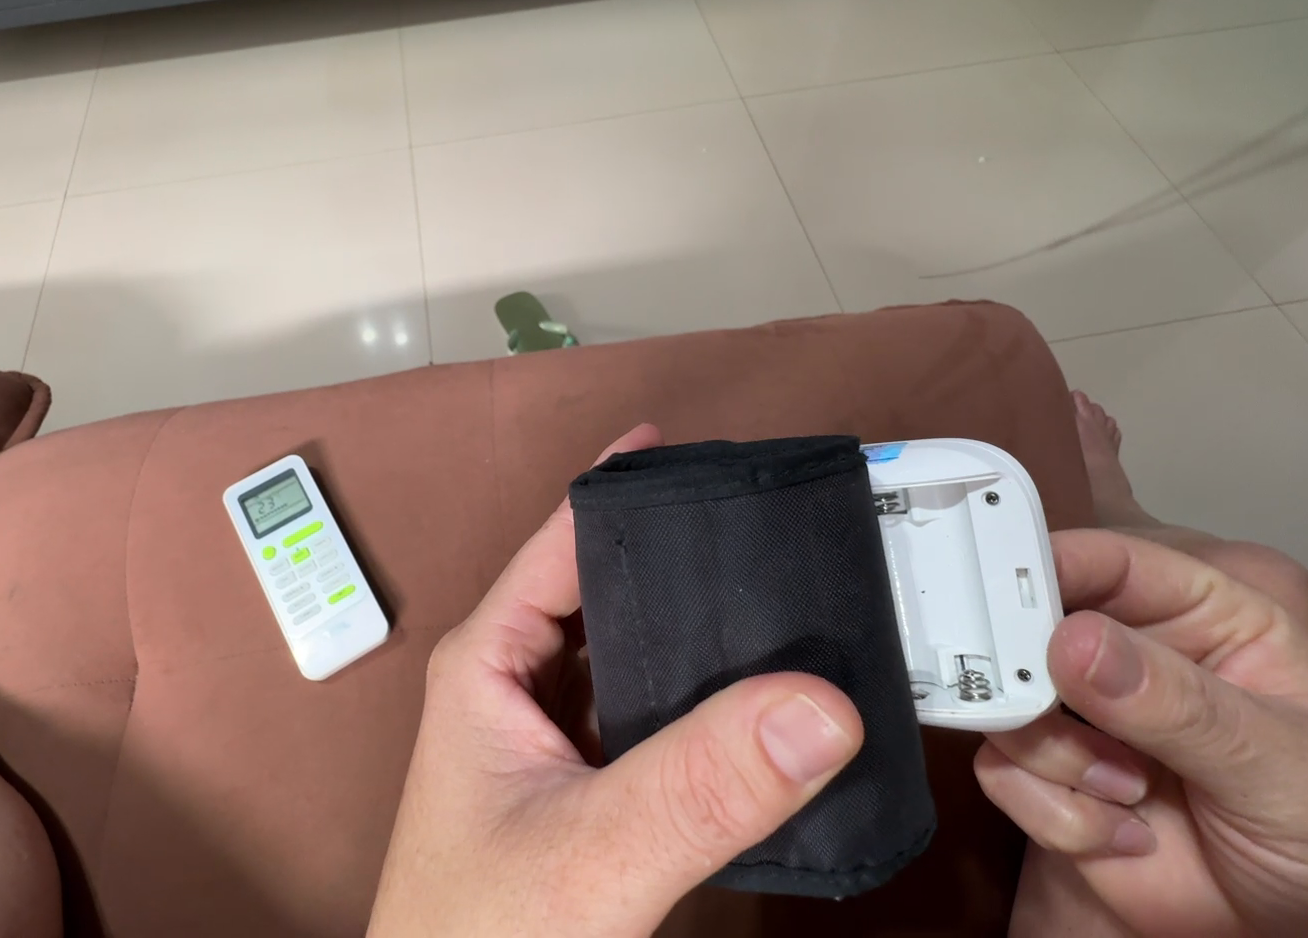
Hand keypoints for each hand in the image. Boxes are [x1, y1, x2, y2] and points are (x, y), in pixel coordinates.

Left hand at [369, 425, 863, 937]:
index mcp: (489, 659)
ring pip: (627, 643)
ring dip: (688, 619)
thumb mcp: (588, 857)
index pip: (561, 540)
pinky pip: (645, 700)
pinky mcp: (582, 770)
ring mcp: (550, 724)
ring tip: (773, 589)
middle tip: (759, 521)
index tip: (694, 449)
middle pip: (600, 582)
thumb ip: (699, 785)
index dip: (622, 488)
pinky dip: (695, 685)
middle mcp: (516, 675)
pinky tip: (751, 687)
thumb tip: (819, 703)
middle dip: (671, 549)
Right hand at [977, 529, 1307, 936]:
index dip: (1047, 560)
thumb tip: (1071, 641)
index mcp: (1195, 616)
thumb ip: (1185, 705)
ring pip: (1004, 701)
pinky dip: (1054, 812)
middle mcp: (1120, 655)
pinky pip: (1001, 771)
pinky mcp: (1049, 778)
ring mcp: (1078, 716)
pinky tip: (1122, 835)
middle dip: (1019, 665)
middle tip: (1034, 697)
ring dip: (1057, 756)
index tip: (993, 583)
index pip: (1107, 563)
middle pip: (1025, 623)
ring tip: (1129, 791)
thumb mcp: (1298, 769)